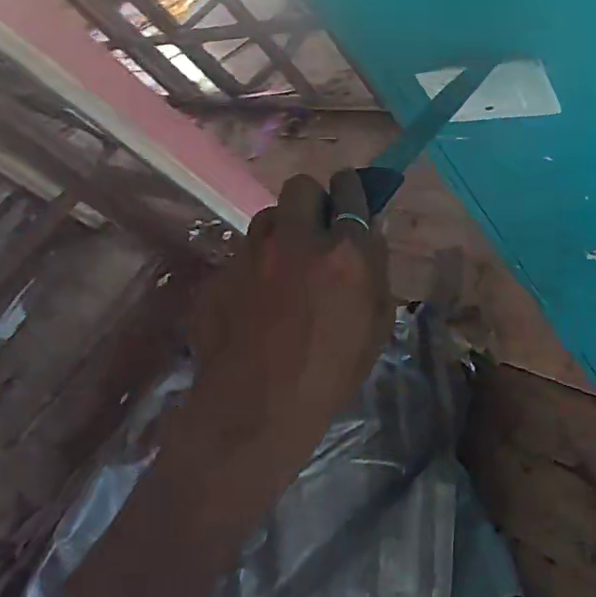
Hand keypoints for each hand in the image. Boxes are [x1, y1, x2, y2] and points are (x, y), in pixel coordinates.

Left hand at [188, 170, 393, 446]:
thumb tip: (370, 232)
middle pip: (300, 187)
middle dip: (310, 200)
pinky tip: (255, 300)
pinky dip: (253, 266)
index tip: (348, 195)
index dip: (351, 188)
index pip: (349, 190)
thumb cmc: (331, 371)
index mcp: (344, 252)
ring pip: (266, 217)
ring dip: (280, 231)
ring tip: (282, 264)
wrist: (256, 409)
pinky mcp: (219, 274)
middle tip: (314, 229)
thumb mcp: (376, 323)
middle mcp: (296, 240)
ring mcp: (251, 254)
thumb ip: (376, 269)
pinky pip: (241, 254)